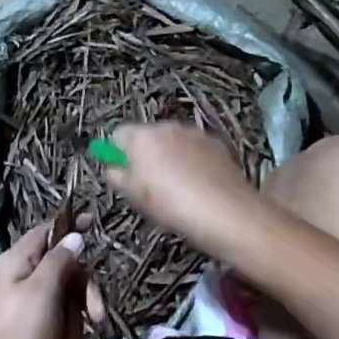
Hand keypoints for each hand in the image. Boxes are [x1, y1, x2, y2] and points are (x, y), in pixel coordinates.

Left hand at [0, 223, 85, 338]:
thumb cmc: (23, 337)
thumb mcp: (44, 291)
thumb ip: (60, 259)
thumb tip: (73, 236)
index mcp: (15, 261)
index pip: (45, 232)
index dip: (69, 228)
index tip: (93, 222)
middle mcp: (18, 277)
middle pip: (62, 266)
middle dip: (82, 290)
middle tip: (97, 314)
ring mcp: (25, 304)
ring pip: (65, 295)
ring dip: (77, 317)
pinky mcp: (32, 328)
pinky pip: (59, 318)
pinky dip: (68, 332)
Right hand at [101, 123, 262, 254]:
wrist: (224, 211)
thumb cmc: (171, 205)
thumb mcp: (134, 196)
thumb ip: (117, 176)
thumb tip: (113, 168)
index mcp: (141, 137)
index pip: (118, 134)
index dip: (117, 152)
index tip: (123, 172)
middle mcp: (167, 127)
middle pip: (147, 135)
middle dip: (145, 153)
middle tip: (149, 183)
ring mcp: (194, 133)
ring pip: (172, 140)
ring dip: (170, 155)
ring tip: (177, 185)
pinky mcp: (216, 143)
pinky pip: (194, 148)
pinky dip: (192, 159)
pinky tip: (198, 183)